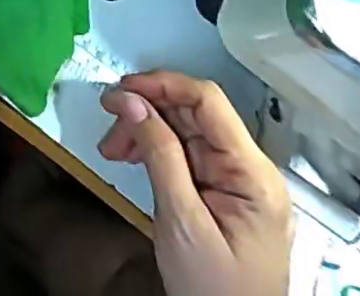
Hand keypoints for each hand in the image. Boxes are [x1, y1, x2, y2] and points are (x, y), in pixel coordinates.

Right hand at [99, 71, 292, 295]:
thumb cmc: (212, 290)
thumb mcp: (181, 223)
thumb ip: (160, 154)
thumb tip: (132, 99)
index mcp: (252, 172)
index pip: (208, 101)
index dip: (164, 84)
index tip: (122, 89)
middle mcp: (247, 166)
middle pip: (192, 113)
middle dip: (146, 111)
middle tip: (107, 121)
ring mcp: (234, 177)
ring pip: (182, 128)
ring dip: (143, 129)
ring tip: (112, 149)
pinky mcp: (219, 188)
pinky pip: (182, 150)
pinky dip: (152, 148)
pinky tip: (128, 157)